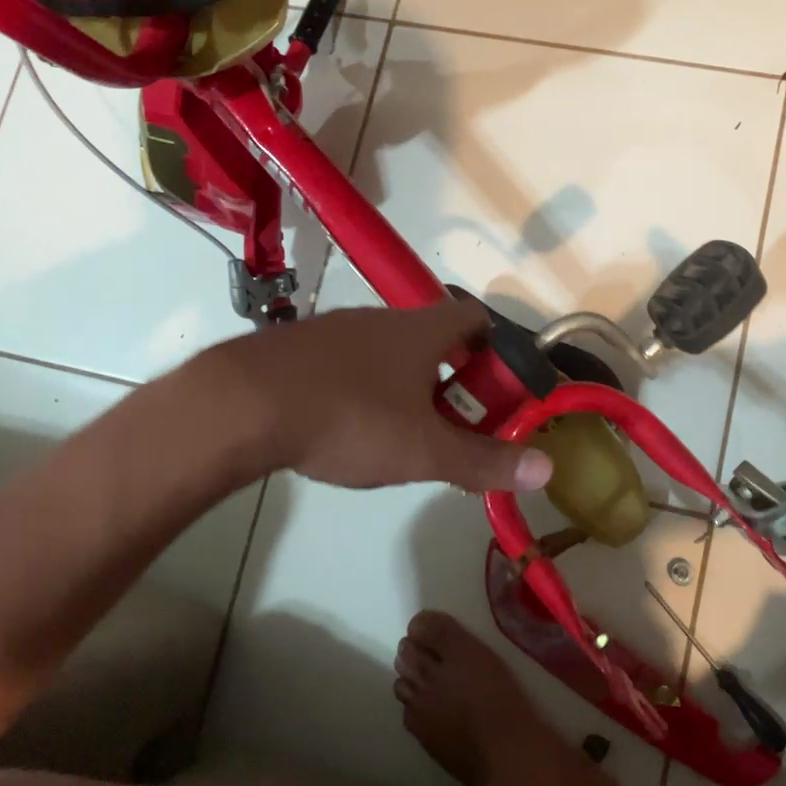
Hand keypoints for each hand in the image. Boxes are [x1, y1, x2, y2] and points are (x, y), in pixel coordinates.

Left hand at [200, 301, 553, 492]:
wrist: (237, 406)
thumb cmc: (350, 418)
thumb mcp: (425, 450)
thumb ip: (486, 460)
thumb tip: (549, 467)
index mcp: (423, 331)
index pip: (476, 317)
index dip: (496, 348)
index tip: (500, 387)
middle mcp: (382, 319)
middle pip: (433, 337)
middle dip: (451, 376)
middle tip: (455, 422)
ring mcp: (333, 329)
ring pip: (385, 351)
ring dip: (403, 383)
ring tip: (399, 431)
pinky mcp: (293, 349)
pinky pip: (343, 363)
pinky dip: (358, 388)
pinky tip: (341, 427)